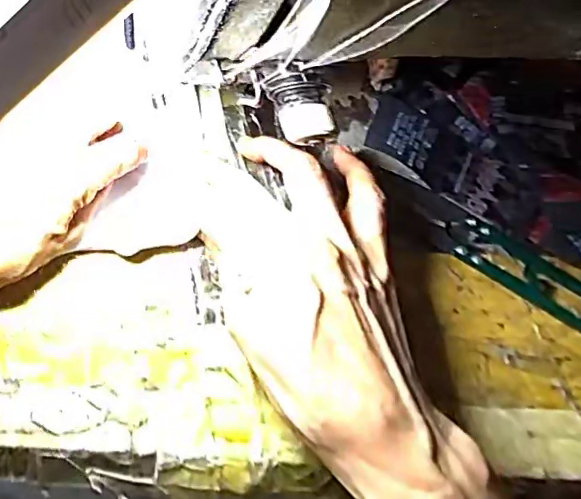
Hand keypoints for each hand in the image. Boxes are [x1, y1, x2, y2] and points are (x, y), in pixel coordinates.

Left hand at [0, 124, 147, 323]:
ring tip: (93, 134)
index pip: (114, 153)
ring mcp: (25, 141)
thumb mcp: (64, 239)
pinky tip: (54, 146)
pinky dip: (54, 133)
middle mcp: (50, 149)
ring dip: (82, 124)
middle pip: (90, 118)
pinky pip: (39, 129)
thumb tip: (104, 186)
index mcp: (72, 177)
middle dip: (110, 123)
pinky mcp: (4, 142)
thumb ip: (89, 208)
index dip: (133, 149)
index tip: (143, 149)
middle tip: (121, 130)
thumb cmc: (8, 252)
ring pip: (64, 119)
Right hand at [197, 137, 493, 498]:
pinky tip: (346, 161)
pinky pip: (373, 205)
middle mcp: (324, 249)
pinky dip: (358, 175)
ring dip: (298, 154)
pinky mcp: (382, 266)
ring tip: (277, 146)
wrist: (392, 436)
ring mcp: (357, 254)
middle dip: (250, 153)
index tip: (189, 175)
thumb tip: (220, 239)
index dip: (204, 186)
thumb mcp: (252, 339)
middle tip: (228, 152)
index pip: (231, 206)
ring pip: (327, 179)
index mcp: (285, 266)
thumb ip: (234, 278)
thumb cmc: (320, 398)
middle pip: (283, 175)